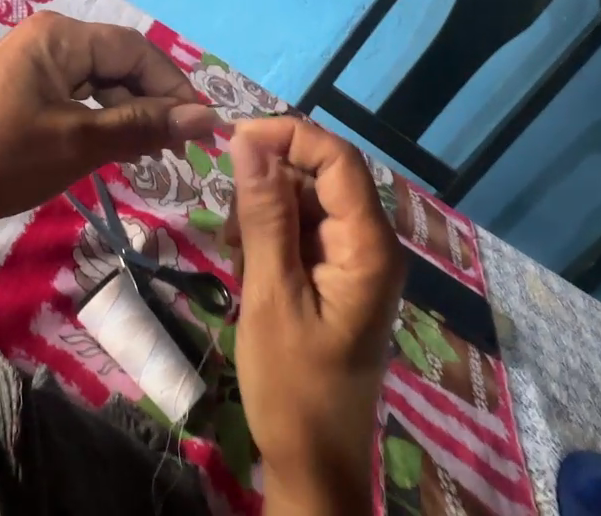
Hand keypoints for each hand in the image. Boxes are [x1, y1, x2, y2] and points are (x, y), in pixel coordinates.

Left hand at [0, 12, 222, 263]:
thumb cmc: (0, 158)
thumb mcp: (79, 143)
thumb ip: (143, 126)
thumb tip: (206, 118)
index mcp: (61, 36)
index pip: (136, 50)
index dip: (174, 86)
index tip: (200, 128)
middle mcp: (47, 38)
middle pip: (117, 63)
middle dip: (151, 103)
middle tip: (176, 149)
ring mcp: (29, 63)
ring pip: (96, 82)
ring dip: (126, 114)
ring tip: (149, 154)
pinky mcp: (18, 89)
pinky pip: (73, 96)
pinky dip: (97, 120)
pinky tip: (109, 148)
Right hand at [227, 117, 403, 514]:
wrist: (313, 463)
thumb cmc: (291, 385)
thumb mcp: (270, 294)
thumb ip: (264, 214)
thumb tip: (248, 140)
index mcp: (369, 246)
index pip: (338, 159)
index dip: (288, 136)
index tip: (233, 139)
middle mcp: (371, 245)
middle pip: (322, 178)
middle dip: (269, 184)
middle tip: (229, 224)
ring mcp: (356, 263)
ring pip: (307, 204)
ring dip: (264, 215)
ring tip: (236, 255)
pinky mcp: (339, 280)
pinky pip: (304, 234)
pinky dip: (271, 240)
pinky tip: (247, 270)